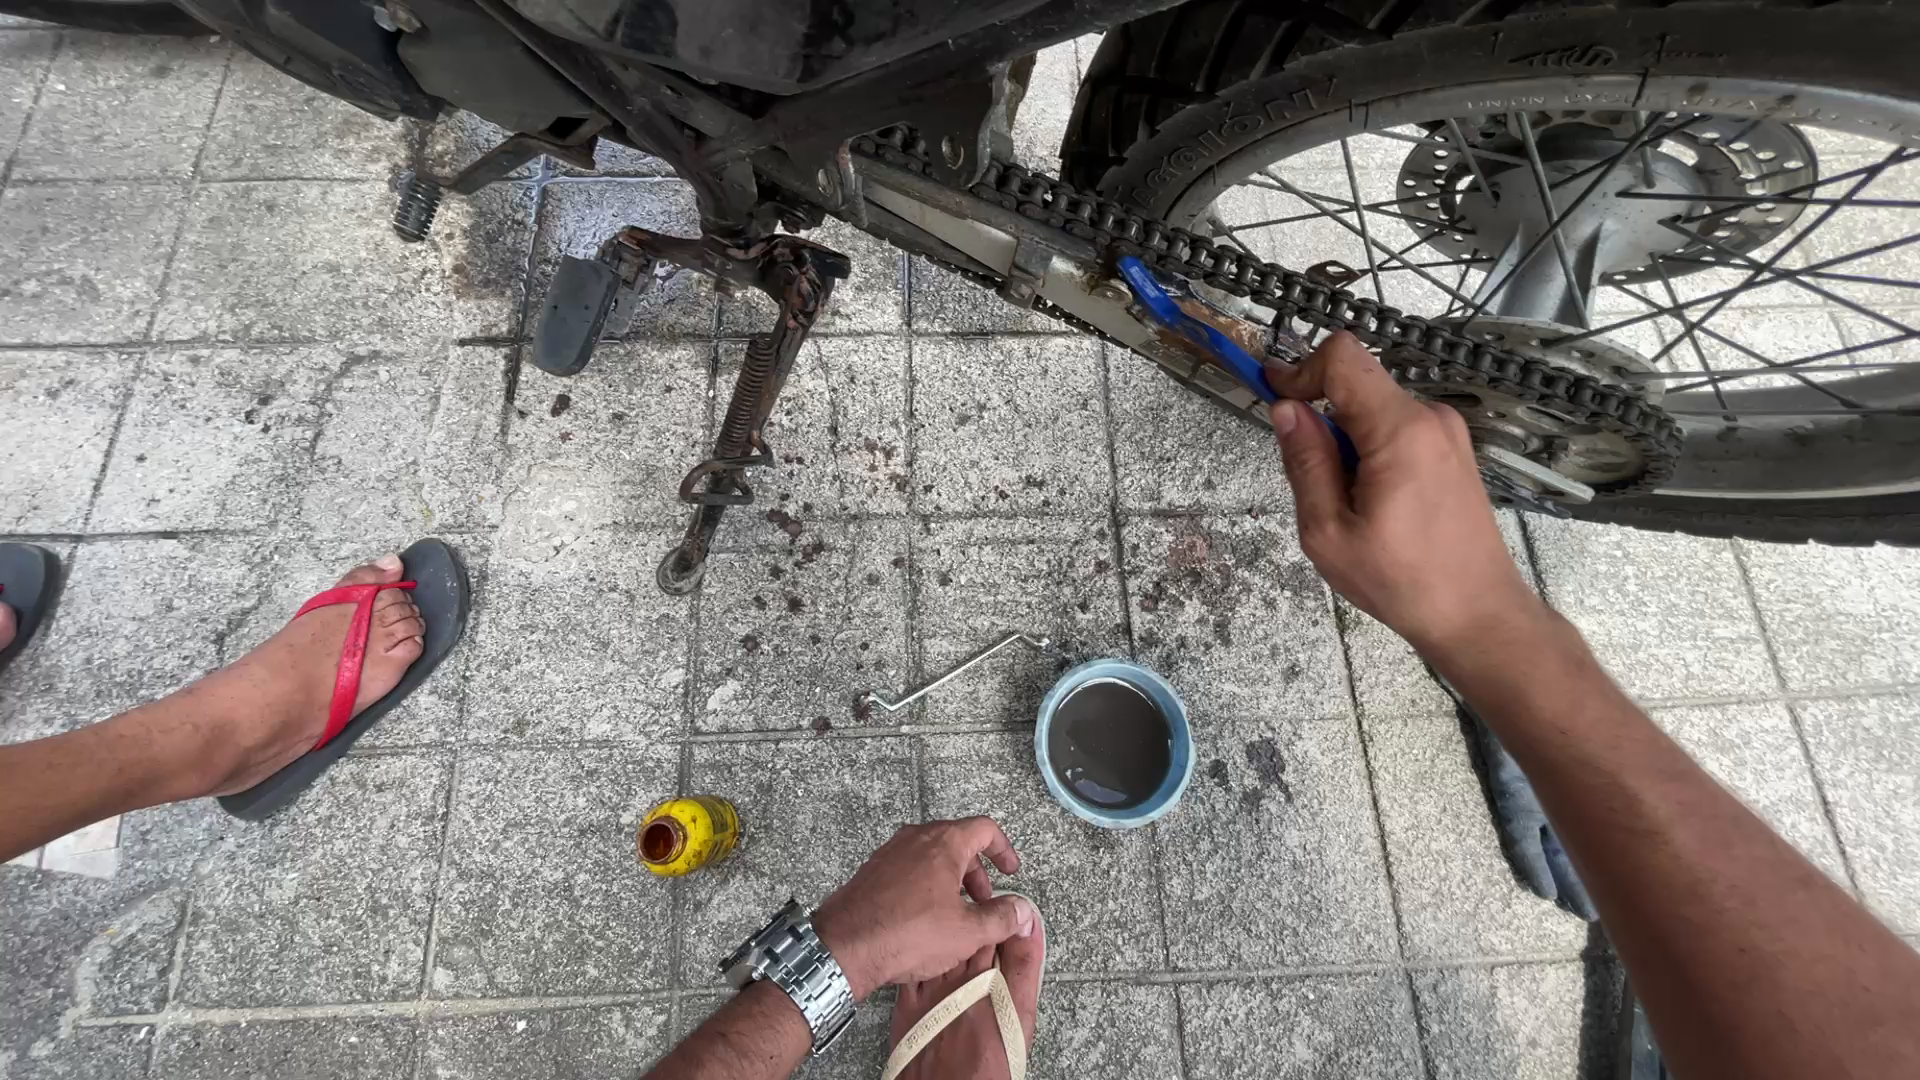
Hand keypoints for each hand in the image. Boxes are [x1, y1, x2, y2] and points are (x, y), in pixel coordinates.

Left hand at [812, 817, 1036, 1000]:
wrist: (847, 945)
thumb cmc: (906, 933)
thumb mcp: (966, 931)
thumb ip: (1000, 917)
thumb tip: (1021, 909)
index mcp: (944, 842)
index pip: (984, 828)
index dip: (1003, 849)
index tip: (1011, 869)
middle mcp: (917, 837)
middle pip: (958, 841)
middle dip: (978, 871)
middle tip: (985, 901)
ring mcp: (892, 851)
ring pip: (933, 855)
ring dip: (952, 879)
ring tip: (957, 913)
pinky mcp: (875, 869)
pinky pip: (911, 867)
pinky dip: (928, 883)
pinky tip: (926, 917)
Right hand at [1263, 331, 1549, 655]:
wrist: (1477, 614)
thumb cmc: (1398, 579)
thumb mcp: (1327, 530)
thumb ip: (1305, 462)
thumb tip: (1284, 409)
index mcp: (1399, 430)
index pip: (1343, 358)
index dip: (1299, 370)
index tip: (1272, 401)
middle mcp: (1429, 417)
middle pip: (1354, 384)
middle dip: (1317, 417)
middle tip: (1305, 477)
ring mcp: (1446, 433)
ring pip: (1371, 409)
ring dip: (1340, 440)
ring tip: (1339, 502)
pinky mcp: (1451, 450)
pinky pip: (1392, 429)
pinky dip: (1365, 450)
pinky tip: (1367, 502)